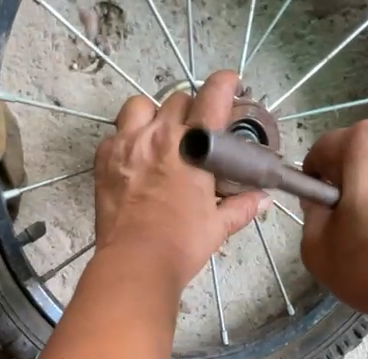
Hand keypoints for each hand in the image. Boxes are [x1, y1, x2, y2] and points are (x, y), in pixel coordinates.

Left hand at [93, 71, 269, 290]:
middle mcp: (160, 135)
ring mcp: (129, 145)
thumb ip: (241, 207)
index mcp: (194, 145)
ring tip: (157, 137)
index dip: (225, 84)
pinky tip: (133, 160)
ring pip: (140, 106)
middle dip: (190, 110)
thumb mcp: (217, 227)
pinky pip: (115, 135)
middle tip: (194, 132)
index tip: (230, 87)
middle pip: (178, 99)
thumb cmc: (179, 246)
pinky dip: (125, 141)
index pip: (214, 95)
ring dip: (152, 115)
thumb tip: (262, 199)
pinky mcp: (105, 161)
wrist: (135, 265)